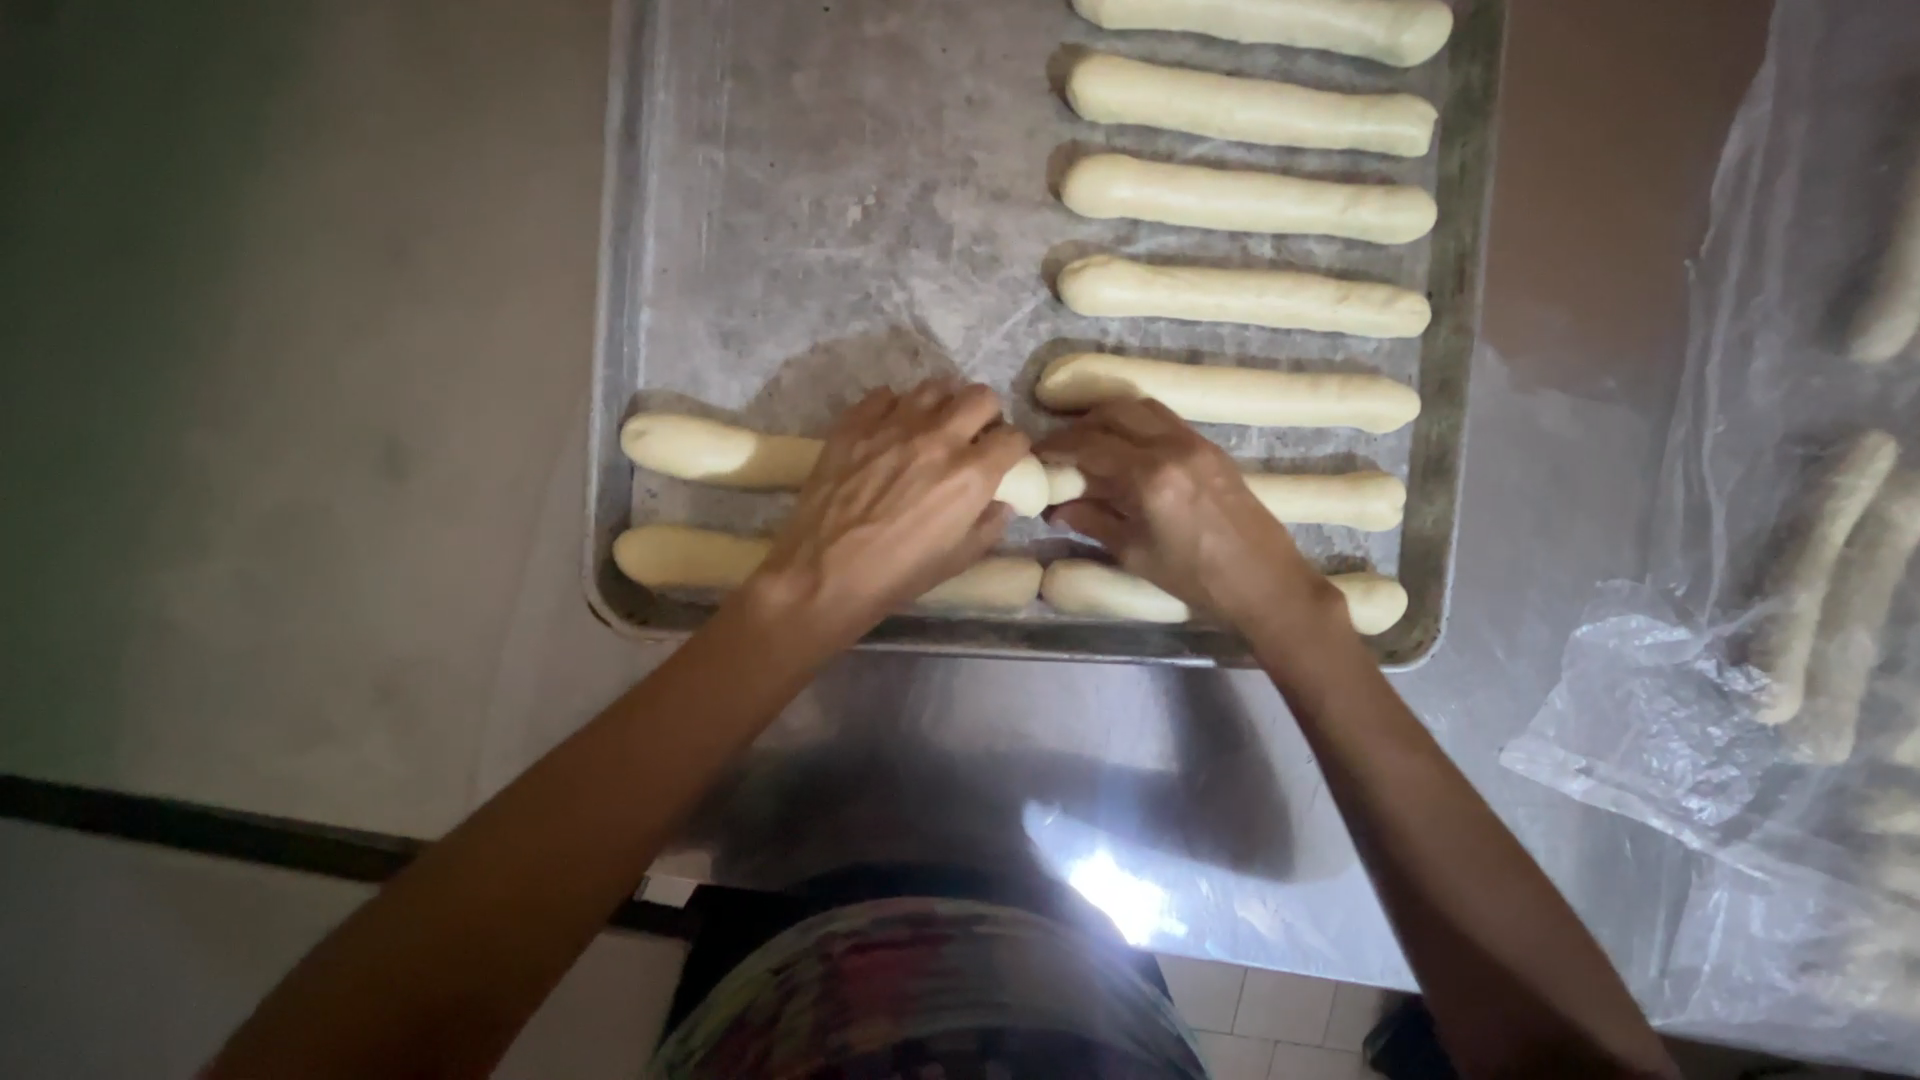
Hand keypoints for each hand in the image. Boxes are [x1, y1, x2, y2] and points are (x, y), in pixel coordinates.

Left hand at [739, 379, 1030, 643]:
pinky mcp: (855, 424)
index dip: (1014, 448)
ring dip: (943, 404)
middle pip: (981, 396)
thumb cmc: (896, 575)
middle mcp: (938, 439)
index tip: (1004, 458)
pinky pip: (885, 395)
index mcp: (970, 475)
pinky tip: (890, 430)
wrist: (824, 573)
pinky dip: (895, 408)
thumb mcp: (957, 559)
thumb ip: (988, 525)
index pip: (1013, 438)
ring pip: (935, 387)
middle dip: (986, 414)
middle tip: (973, 435)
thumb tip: (1001, 503)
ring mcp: (893, 425)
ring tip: (933, 426)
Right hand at [1037, 399, 1332, 629]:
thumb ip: (1093, 521)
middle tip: (1059, 449)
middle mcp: (1172, 447)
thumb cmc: (1195, 578)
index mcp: (1150, 476)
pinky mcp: (1210, 449)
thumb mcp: (1134, 554)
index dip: (1057, 447)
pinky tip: (1124, 450)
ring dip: (1108, 418)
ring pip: (1140, 408)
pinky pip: (1164, 420)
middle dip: (1079, 426)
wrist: (1264, 581)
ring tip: (1088, 444)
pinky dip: (1136, 424)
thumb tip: (1056, 509)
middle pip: (1113, 413)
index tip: (1035, 455)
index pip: (1090, 445)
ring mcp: (1195, 443)